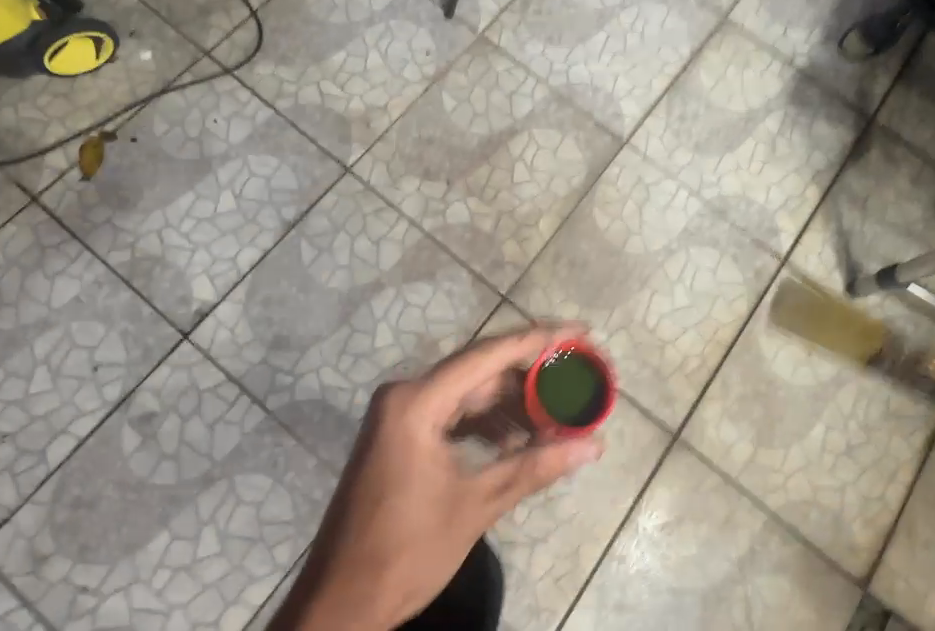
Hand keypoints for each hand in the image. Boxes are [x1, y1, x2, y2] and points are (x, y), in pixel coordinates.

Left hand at [270, 325, 604, 630]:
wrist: (341, 602)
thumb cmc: (406, 551)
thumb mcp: (477, 506)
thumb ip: (536, 466)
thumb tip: (593, 444)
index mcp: (417, 402)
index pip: (489, 355)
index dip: (539, 340)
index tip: (580, 332)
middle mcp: (406, 395)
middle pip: (481, 372)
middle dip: (532, 377)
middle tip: (581, 375)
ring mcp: (401, 416)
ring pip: (470, 395)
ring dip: (514, 405)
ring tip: (562, 414)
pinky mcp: (402, 437)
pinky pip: (454, 416)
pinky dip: (488, 425)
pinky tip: (522, 440)